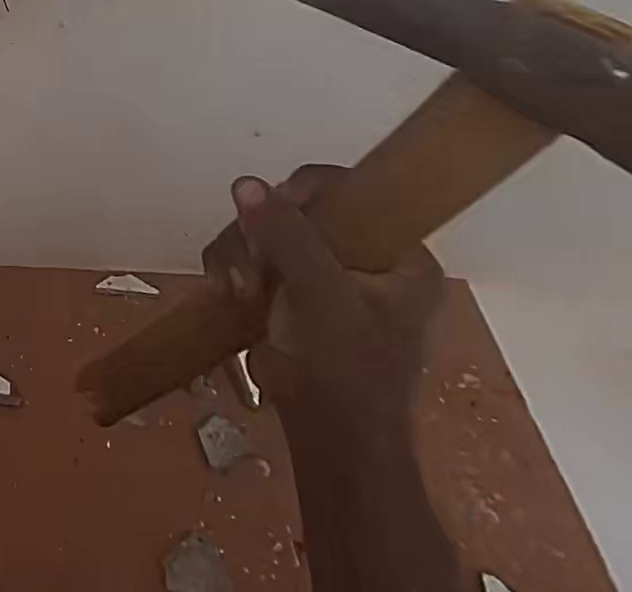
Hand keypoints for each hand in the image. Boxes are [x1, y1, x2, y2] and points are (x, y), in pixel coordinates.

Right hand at [206, 167, 444, 420]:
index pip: (353, 191)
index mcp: (400, 254)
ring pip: (268, 232)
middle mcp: (363, 257)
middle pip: (300, 210)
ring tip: (238, 290)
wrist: (329, 446)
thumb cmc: (346, 373)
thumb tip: (246, 184)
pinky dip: (236, 270)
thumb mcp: (322, 296)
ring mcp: (323, 275)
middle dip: (265, 235)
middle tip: (252, 261)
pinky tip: (231, 293)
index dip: (308, 191)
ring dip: (243, 255)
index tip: (272, 208)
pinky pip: (254, 258)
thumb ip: (288, 236)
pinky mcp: (291, 294)